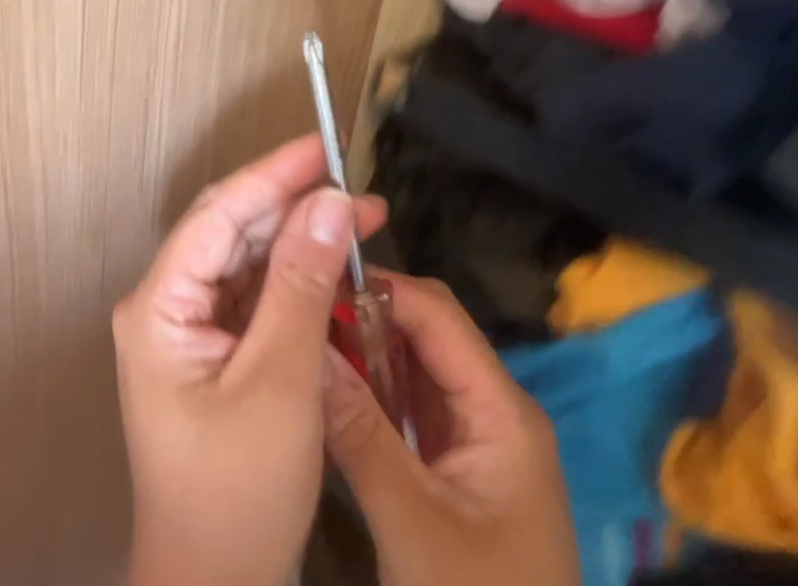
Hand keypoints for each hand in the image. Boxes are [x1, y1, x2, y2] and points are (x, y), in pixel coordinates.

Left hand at [114, 134, 386, 585]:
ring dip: (301, 245)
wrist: (214, 579)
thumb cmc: (238, 490)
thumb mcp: (280, 382)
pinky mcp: (211, 353)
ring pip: (247, 264)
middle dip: (295, 209)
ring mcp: (187, 330)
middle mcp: (165, 307)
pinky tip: (337, 274)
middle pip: (231, 234)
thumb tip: (329, 203)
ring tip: (362, 226)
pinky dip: (296, 284)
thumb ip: (301, 286)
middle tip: (362, 197)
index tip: (325, 146)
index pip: (217, 216)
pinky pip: (255, 299)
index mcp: (159, 306)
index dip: (272, 175)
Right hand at [323, 272, 578, 585]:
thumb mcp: (414, 523)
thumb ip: (360, 435)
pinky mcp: (453, 466)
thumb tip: (307, 352)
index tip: (311, 273)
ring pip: (413, 369)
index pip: (437, 315)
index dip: (378, 285)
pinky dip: (369, 389)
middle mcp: (491, 409)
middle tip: (297, 302)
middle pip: (427, 333)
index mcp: (501, 410)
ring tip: (300, 331)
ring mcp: (473, 439)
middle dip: (364, 312)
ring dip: (362, 349)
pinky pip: (408, 407)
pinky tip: (326, 385)